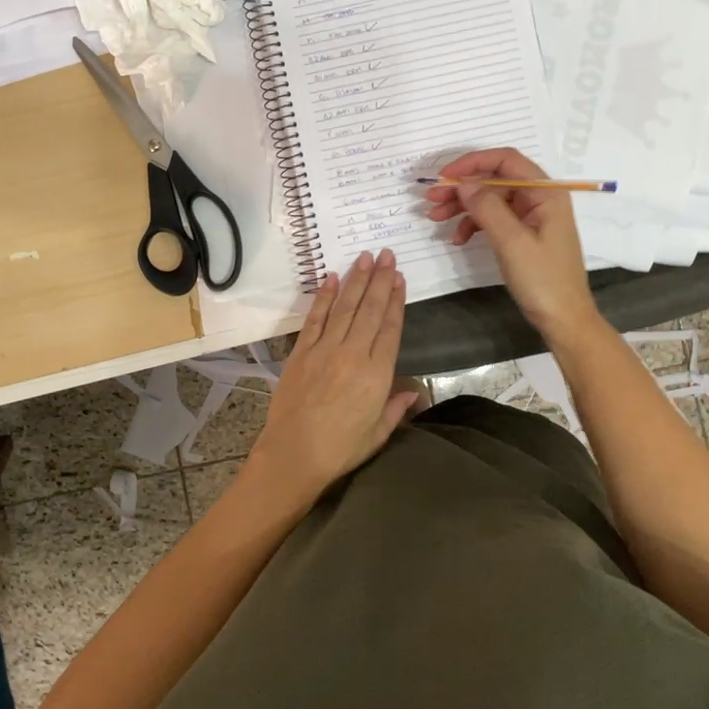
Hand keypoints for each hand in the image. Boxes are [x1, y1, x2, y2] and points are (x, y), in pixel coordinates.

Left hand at [253, 249, 417, 495]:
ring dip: (357, 280)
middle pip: (370, 310)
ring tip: (366, 257)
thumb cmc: (341, 449)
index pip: (390, 328)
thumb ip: (395, 408)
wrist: (294, 454)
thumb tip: (413, 392)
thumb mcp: (378, 433)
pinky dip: (324, 297)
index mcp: (378, 375)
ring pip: (345, 307)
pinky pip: (315, 318)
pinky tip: (332, 278)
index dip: (396, 300)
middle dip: (380, 280)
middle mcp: (353, 355)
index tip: (400, 278)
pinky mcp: (301, 353)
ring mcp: (325, 350)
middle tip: (386, 255)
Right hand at [425, 148, 598, 337]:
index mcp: (545, 192)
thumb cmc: (543, 279)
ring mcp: (531, 216)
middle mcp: (540, 198)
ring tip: (434, 218)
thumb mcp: (512, 242)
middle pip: (495, 179)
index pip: (505, 160)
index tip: (443, 176)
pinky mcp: (524, 234)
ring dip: (462, 206)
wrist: (564, 319)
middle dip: (462, 186)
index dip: (472, 163)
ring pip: (490, 199)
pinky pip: (494, 219)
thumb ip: (487, 207)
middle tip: (431, 199)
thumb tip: (463, 183)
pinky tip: (457, 238)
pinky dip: (473, 225)